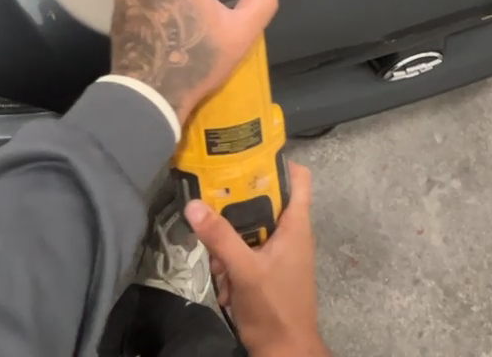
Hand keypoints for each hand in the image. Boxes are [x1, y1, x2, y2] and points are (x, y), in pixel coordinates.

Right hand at [186, 162, 327, 356]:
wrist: (286, 356)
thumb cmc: (274, 309)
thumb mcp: (244, 270)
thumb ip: (219, 236)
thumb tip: (193, 203)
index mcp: (296, 224)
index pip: (298, 177)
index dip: (277, 161)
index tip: (246, 155)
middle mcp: (292, 233)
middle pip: (266, 199)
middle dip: (238, 203)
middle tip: (214, 200)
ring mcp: (282, 253)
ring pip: (253, 226)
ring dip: (231, 237)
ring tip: (216, 251)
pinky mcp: (271, 270)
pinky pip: (249, 249)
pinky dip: (234, 258)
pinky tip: (222, 276)